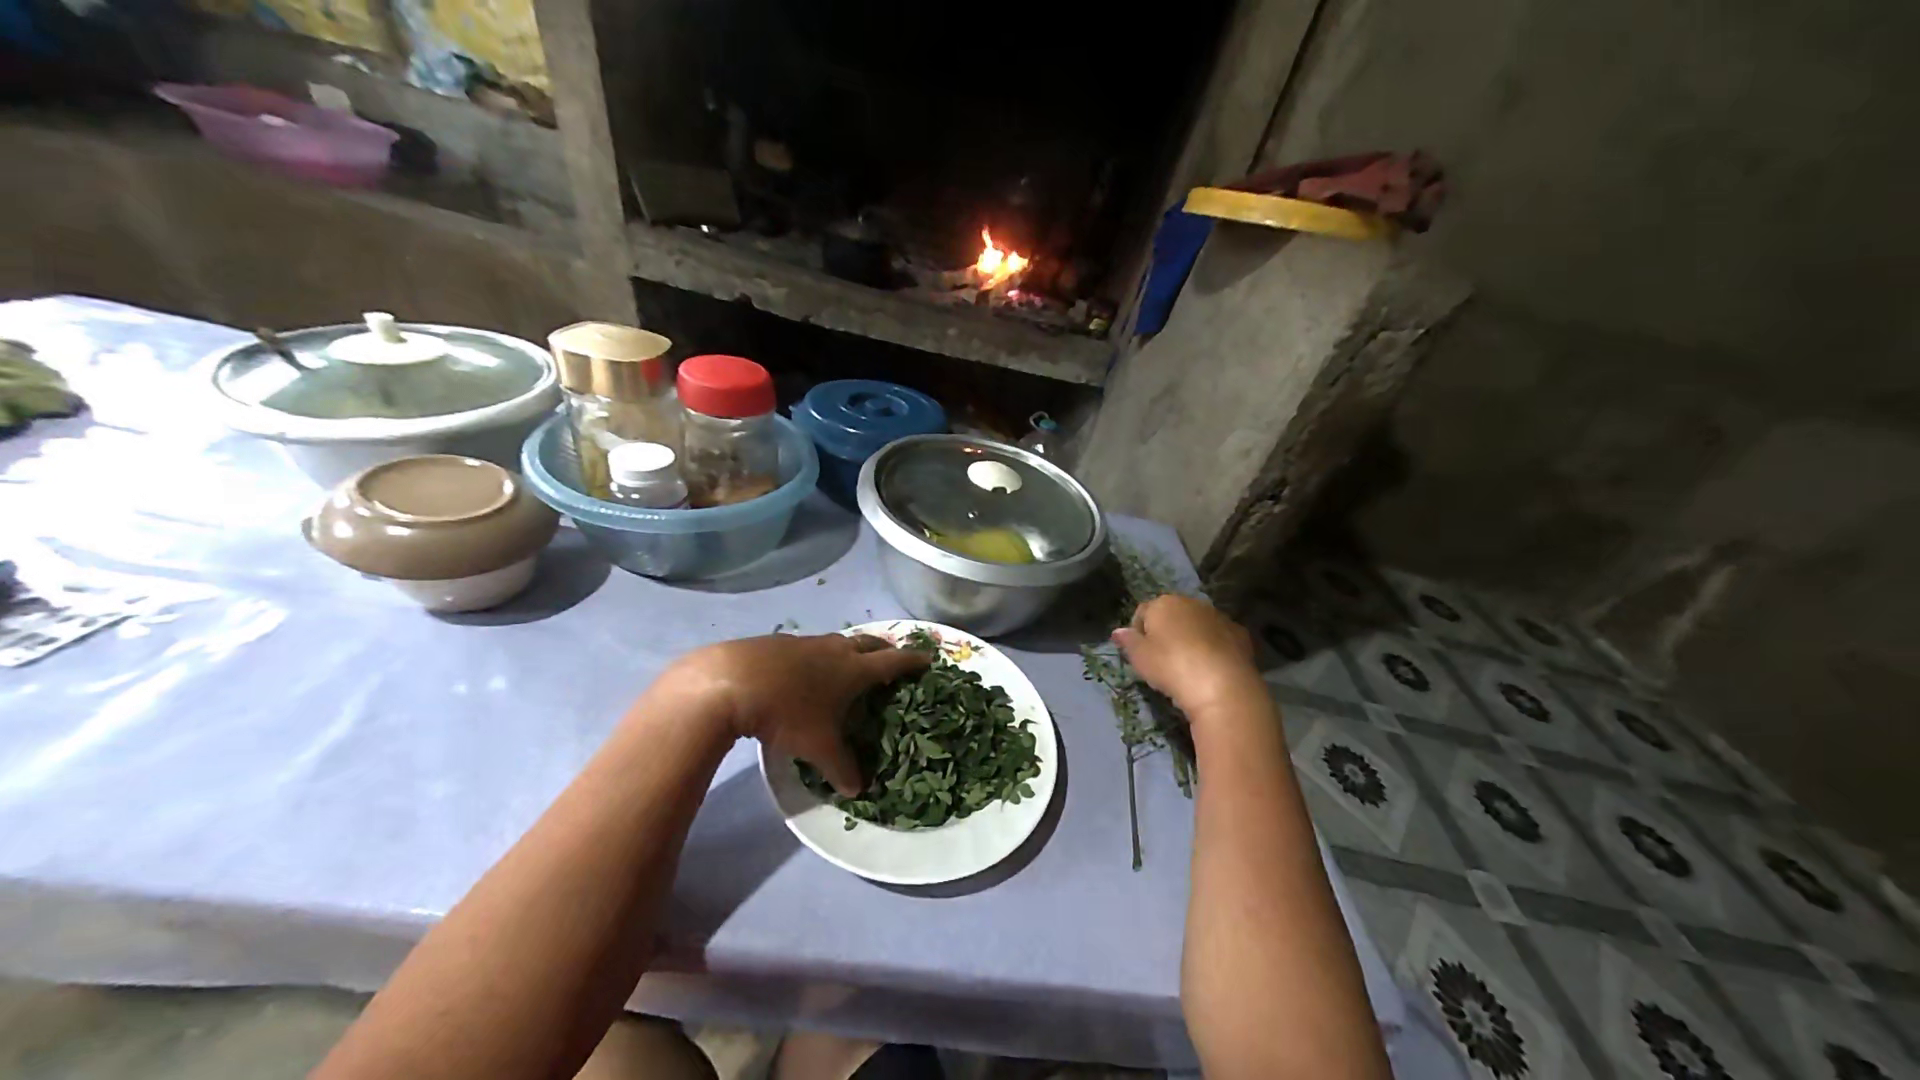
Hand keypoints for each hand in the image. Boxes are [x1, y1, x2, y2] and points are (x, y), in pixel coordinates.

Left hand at [651, 633, 927, 795]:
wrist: (730, 682)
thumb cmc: (787, 712)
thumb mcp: (818, 747)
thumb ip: (841, 767)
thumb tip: (857, 790)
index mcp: (854, 669)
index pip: (894, 662)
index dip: (913, 661)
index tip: (927, 659)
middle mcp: (834, 649)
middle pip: (868, 643)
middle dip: (884, 650)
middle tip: (891, 659)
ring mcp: (805, 641)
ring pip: (837, 642)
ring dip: (849, 651)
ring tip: (849, 665)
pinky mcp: (777, 642)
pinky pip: (808, 647)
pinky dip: (816, 656)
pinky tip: (803, 672)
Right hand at [1111, 595, 1263, 719]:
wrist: (1222, 686)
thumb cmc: (1171, 667)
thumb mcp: (1139, 657)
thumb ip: (1128, 641)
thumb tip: (1117, 631)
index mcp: (1164, 604)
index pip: (1143, 612)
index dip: (1138, 632)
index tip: (1140, 654)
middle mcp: (1192, 603)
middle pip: (1172, 615)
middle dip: (1166, 632)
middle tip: (1162, 660)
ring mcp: (1218, 617)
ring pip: (1197, 624)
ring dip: (1191, 638)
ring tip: (1188, 666)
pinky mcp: (1240, 634)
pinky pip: (1219, 637)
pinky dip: (1214, 647)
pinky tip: (1210, 668)